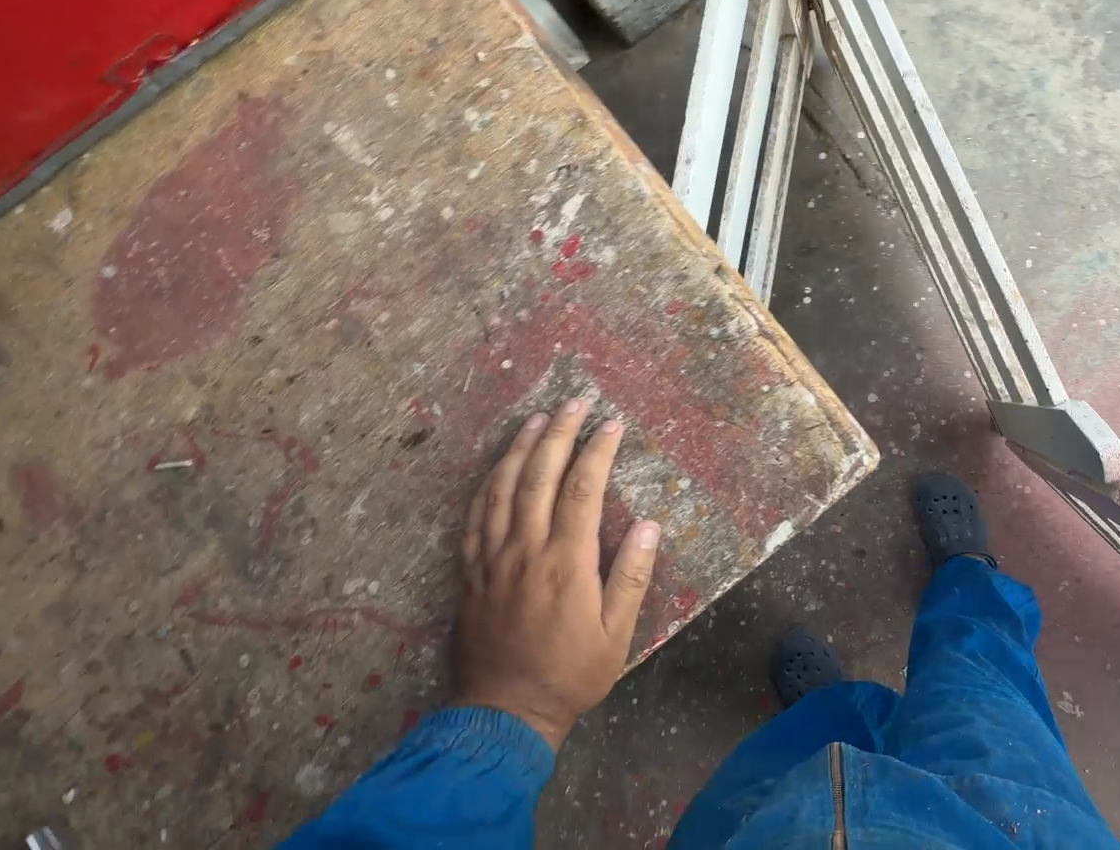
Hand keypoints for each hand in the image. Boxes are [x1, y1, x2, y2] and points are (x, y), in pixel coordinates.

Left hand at [455, 398, 661, 749]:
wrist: (503, 715)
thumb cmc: (571, 675)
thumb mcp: (616, 635)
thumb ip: (631, 577)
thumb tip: (648, 525)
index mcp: (565, 564)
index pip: (582, 490)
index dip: (597, 451)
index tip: (612, 424)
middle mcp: (525, 552)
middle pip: (539, 478)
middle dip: (559, 434)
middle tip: (573, 402)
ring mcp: (493, 561)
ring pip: (502, 490)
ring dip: (520, 449)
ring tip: (536, 419)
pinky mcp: (471, 574)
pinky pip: (474, 519)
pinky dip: (486, 485)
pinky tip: (497, 466)